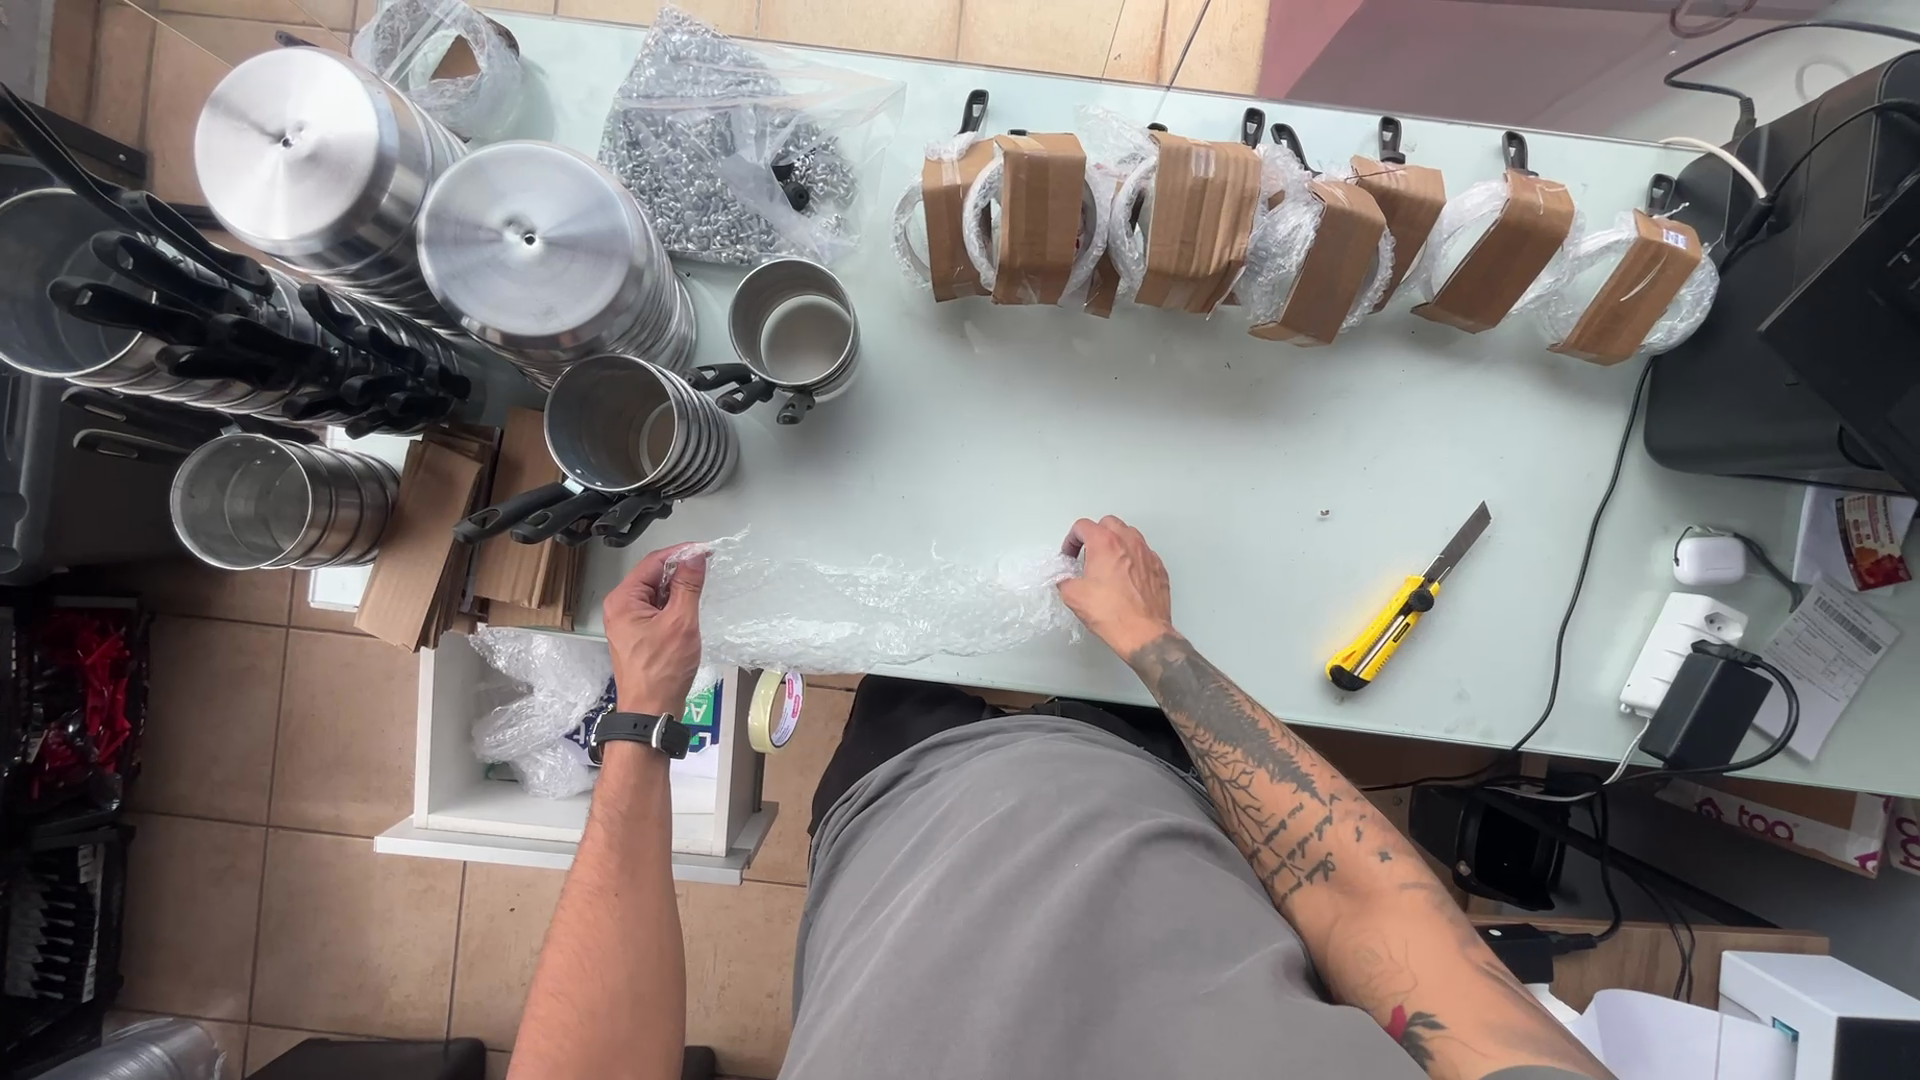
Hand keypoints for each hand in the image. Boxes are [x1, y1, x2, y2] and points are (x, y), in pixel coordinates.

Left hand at [602, 544, 707, 715]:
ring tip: (702, 587)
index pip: (653, 562)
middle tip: (707, 567)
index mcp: (623, 600)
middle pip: (653, 575)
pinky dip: (675, 603)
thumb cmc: (662, 670)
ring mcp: (629, 621)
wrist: (651, 709)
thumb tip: (695, 557)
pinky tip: (690, 606)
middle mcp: (621, 607)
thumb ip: (688, 585)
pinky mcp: (639, 634)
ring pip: (657, 592)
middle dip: (680, 569)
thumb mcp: (681, 621)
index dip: (680, 552)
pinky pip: (657, 608)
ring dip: (679, 587)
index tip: (705, 550)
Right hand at [1057, 516, 1175, 662]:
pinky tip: (1126, 577)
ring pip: (1129, 534)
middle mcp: (1128, 542)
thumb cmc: (1111, 612)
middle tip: (1087, 555)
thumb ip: (1064, 580)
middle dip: (1095, 535)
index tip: (1069, 554)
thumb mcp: (1073, 596)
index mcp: (1104, 543)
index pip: (1083, 526)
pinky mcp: (1159, 568)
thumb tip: (1066, 580)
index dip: (1071, 539)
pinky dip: (1133, 558)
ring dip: (1116, 543)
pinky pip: (1144, 553)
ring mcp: (1147, 553)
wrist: (1143, 633)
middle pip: (1108, 523)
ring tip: (1107, 564)